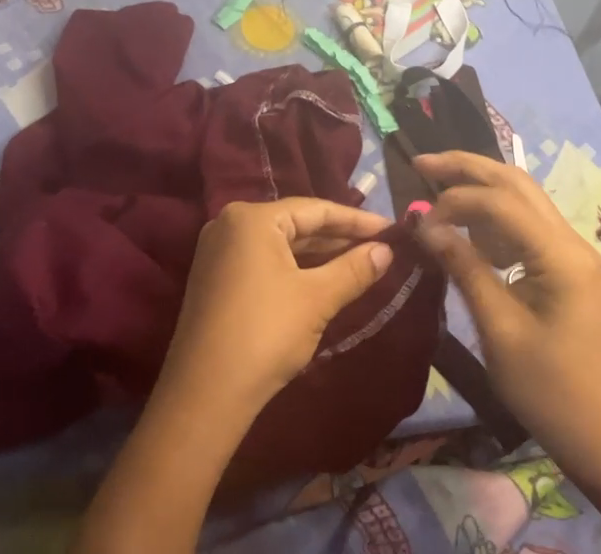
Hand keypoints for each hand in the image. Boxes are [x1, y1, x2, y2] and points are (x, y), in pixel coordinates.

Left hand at [160, 198, 394, 413]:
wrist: (207, 390)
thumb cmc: (266, 333)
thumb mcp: (317, 299)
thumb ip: (354, 269)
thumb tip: (386, 251)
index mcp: (251, 218)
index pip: (314, 209)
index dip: (357, 220)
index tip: (393, 230)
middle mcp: (229, 224)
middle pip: (296, 224)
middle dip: (339, 237)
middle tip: (382, 247)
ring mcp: (219, 252)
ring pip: (280, 245)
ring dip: (319, 255)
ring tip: (362, 262)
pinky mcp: (216, 279)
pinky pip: (264, 262)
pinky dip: (295, 269)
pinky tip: (325, 279)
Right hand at [412, 151, 600, 466]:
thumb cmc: (548, 388)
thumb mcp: (498, 327)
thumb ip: (464, 267)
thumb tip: (424, 224)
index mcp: (560, 255)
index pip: (501, 201)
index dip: (454, 200)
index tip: (419, 223)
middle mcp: (570, 243)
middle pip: (516, 184)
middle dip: (468, 168)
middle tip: (421, 162)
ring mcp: (570, 255)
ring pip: (522, 200)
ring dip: (480, 188)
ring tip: (437, 188)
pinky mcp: (564, 270)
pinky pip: (526, 227)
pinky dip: (492, 219)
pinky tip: (467, 232)